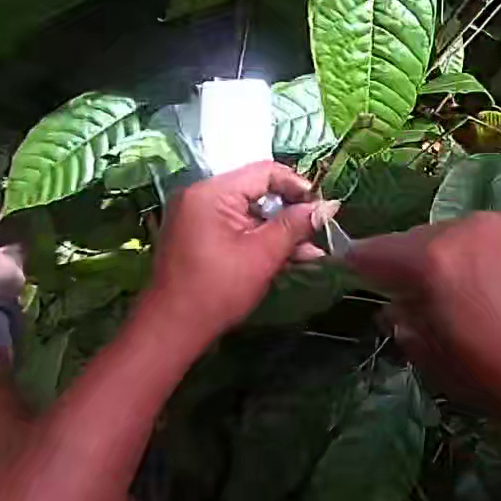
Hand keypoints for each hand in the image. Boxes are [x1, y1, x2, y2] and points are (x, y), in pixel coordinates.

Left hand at [143, 162, 337, 336]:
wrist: (171, 329)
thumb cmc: (218, 289)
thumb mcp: (264, 254)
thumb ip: (296, 225)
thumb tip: (329, 206)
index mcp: (212, 192)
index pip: (265, 171)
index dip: (298, 186)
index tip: (321, 207)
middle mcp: (200, 195)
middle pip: (257, 189)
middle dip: (290, 210)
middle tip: (317, 229)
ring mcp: (196, 215)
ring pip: (249, 210)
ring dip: (278, 228)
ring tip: (309, 249)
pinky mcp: (197, 233)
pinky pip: (236, 224)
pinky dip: (259, 237)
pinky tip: (287, 255)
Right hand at [347, 212, 500, 452]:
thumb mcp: (451, 370)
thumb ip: (412, 333)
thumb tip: (396, 311)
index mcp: (435, 259)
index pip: (374, 252)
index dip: (355, 268)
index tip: (347, 282)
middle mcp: (466, 226)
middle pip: (414, 241)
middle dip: (404, 271)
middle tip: (411, 309)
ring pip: (451, 238)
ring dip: (442, 264)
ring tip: (458, 305)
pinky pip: (485, 238)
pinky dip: (475, 258)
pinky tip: (495, 292)